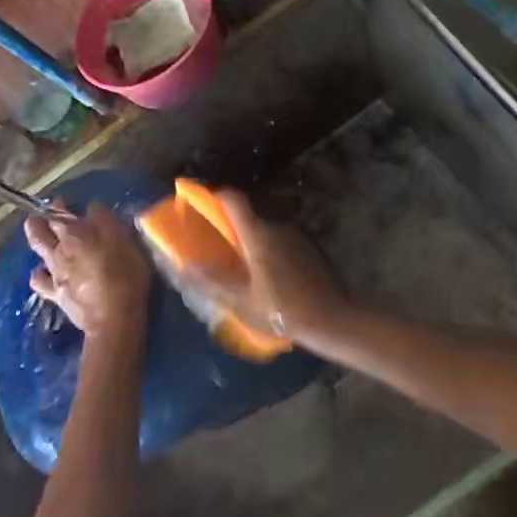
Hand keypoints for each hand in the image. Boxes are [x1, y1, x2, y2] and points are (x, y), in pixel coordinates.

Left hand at [26, 204, 150, 341]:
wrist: (113, 317)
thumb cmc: (124, 273)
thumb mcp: (124, 238)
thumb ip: (105, 220)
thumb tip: (92, 208)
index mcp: (76, 233)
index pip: (59, 211)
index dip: (60, 205)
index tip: (63, 201)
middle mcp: (59, 250)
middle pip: (38, 230)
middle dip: (38, 221)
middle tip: (43, 217)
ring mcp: (55, 273)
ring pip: (37, 251)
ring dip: (38, 242)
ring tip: (43, 239)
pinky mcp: (56, 294)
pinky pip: (40, 280)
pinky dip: (40, 273)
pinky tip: (46, 273)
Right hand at [205, 190, 350, 341]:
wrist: (331, 319)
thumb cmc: (283, 311)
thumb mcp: (241, 302)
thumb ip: (212, 281)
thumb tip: (185, 266)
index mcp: (258, 235)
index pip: (233, 199)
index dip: (215, 196)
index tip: (200, 204)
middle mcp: (276, 228)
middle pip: (246, 218)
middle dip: (228, 229)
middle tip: (214, 249)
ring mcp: (294, 237)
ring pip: (263, 232)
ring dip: (248, 244)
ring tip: (238, 269)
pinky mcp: (307, 248)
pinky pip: (278, 243)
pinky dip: (266, 252)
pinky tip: (265, 277)